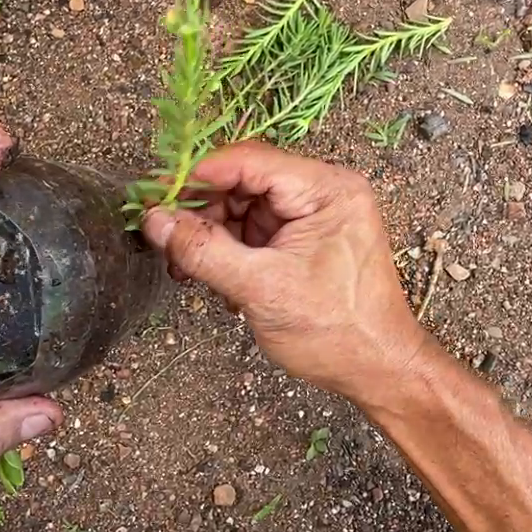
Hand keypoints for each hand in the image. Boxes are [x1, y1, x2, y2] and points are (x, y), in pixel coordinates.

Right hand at [140, 141, 430, 404]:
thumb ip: (204, 250)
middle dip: (202, 213)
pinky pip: (255, 233)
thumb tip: (154, 220)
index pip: (249, 161)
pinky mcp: (303, 243)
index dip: (198, 177)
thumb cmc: (334, 331)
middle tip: (165, 242)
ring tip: (186, 269)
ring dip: (211, 236)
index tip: (155, 197)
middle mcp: (321, 193)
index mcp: (325, 189)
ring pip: (244, 210)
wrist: (378, 370)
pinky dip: (230, 252)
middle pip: (243, 184)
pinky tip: (215, 279)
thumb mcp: (261, 288)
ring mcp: (312, 218)